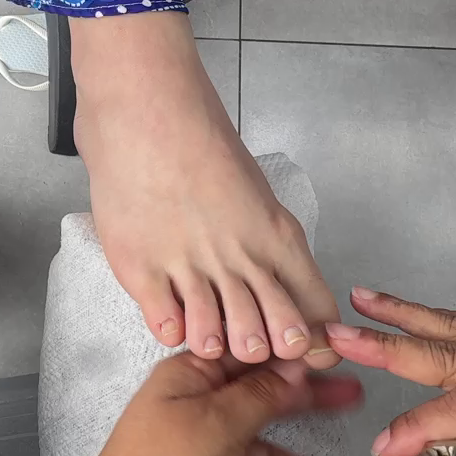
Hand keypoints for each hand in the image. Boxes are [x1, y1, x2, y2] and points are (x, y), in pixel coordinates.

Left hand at [61, 354, 369, 455]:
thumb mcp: (214, 425)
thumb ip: (258, 395)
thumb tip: (290, 364)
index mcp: (189, 380)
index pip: (247, 357)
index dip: (288, 353)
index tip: (329, 353)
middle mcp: (196, 416)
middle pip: (264, 406)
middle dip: (308, 408)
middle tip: (352, 401)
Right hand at [71, 11, 340, 365]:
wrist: (145, 108)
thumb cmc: (200, 134)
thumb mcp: (252, 186)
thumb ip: (265, 235)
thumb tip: (270, 276)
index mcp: (277, 236)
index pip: (314, 312)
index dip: (309, 339)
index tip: (293, 341)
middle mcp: (239, 259)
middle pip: (269, 340)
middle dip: (260, 347)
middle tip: (242, 331)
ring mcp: (188, 267)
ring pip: (218, 341)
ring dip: (213, 339)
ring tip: (203, 321)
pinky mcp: (141, 269)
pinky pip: (166, 328)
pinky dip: (171, 326)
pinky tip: (169, 307)